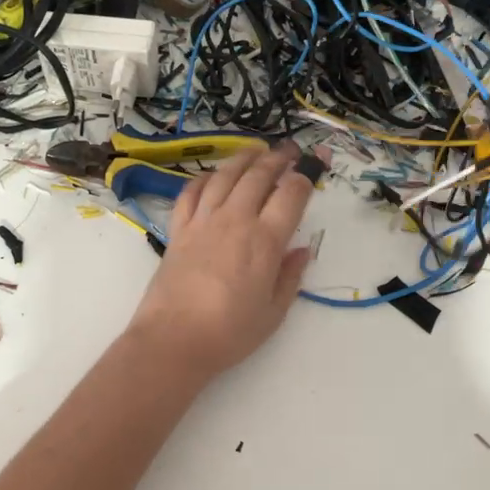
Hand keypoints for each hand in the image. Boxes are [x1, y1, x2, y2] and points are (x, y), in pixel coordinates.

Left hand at [124, 143, 313, 377]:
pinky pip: (190, 194)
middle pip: (258, 176)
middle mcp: (234, 221)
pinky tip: (211, 177)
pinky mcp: (177, 231)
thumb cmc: (228, 333)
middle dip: (277, 158)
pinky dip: (203, 179)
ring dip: (242, 160)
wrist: (173, 340)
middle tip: (289, 149)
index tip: (316, 162)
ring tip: (255, 151)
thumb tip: (302, 251)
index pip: (291, 195)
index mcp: (264, 241)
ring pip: (223, 177)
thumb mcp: (273, 313)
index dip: (306, 173)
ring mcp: (202, 223)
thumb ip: (289, 277)